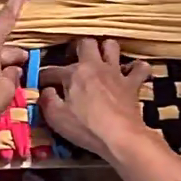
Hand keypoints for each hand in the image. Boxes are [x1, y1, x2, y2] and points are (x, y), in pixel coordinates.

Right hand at [38, 38, 158, 160]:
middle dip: (78, 49)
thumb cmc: (86, 127)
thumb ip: (47, 100)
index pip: (52, 71)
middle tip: (74, 61)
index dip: (43, 77)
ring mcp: (116, 73)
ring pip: (112, 46)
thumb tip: (46, 91)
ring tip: (101, 61)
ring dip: (106, 51)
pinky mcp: (133, 84)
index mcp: (74, 73)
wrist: (121, 137)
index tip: (40, 85)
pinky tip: (129, 73)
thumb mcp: (56, 117)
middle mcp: (95, 66)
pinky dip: (136, 68)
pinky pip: (140, 68)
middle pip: (86, 43)